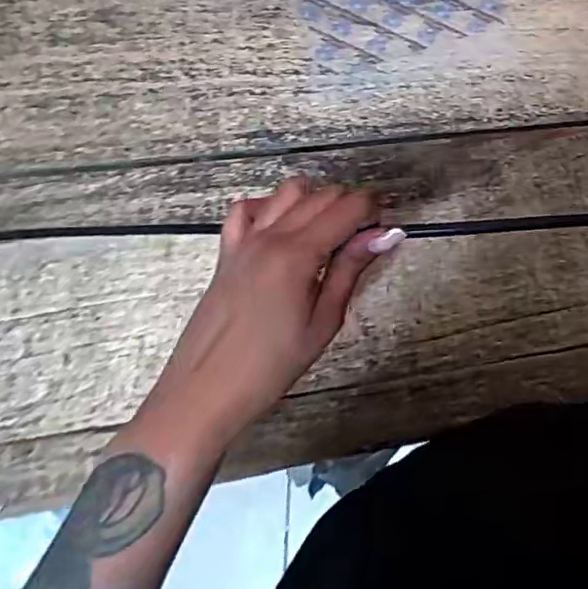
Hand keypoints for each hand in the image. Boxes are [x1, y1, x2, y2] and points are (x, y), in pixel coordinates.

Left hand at [133, 178, 404, 453]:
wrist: (202, 397)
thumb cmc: (269, 367)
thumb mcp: (324, 321)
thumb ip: (352, 269)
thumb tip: (384, 235)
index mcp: (297, 254)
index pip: (350, 206)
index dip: (376, 211)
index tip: (385, 231)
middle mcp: (270, 237)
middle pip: (325, 194)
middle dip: (354, 205)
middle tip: (366, 238)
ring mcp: (244, 241)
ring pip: (290, 191)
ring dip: (317, 200)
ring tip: (329, 231)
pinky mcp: (227, 252)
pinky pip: (247, 208)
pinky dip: (271, 207)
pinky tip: (285, 229)